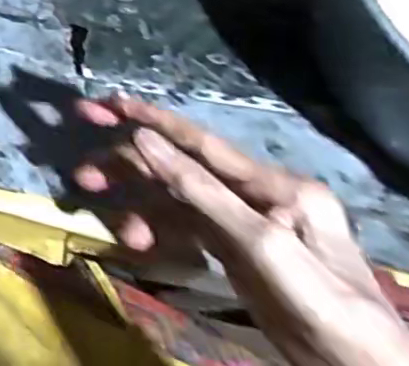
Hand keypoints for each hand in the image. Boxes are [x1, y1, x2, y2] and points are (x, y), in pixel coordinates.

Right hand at [75, 96, 408, 365]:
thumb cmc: (325, 307)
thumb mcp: (261, 245)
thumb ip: (199, 189)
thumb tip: (143, 137)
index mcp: (274, 184)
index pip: (198, 141)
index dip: (149, 119)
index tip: (105, 102)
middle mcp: (257, 194)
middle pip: (179, 168)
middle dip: (129, 167)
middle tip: (82, 170)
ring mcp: (246, 223)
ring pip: (176, 199)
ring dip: (139, 205)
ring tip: (112, 223)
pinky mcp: (238, 251)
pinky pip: (185, 228)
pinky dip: (158, 232)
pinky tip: (139, 243)